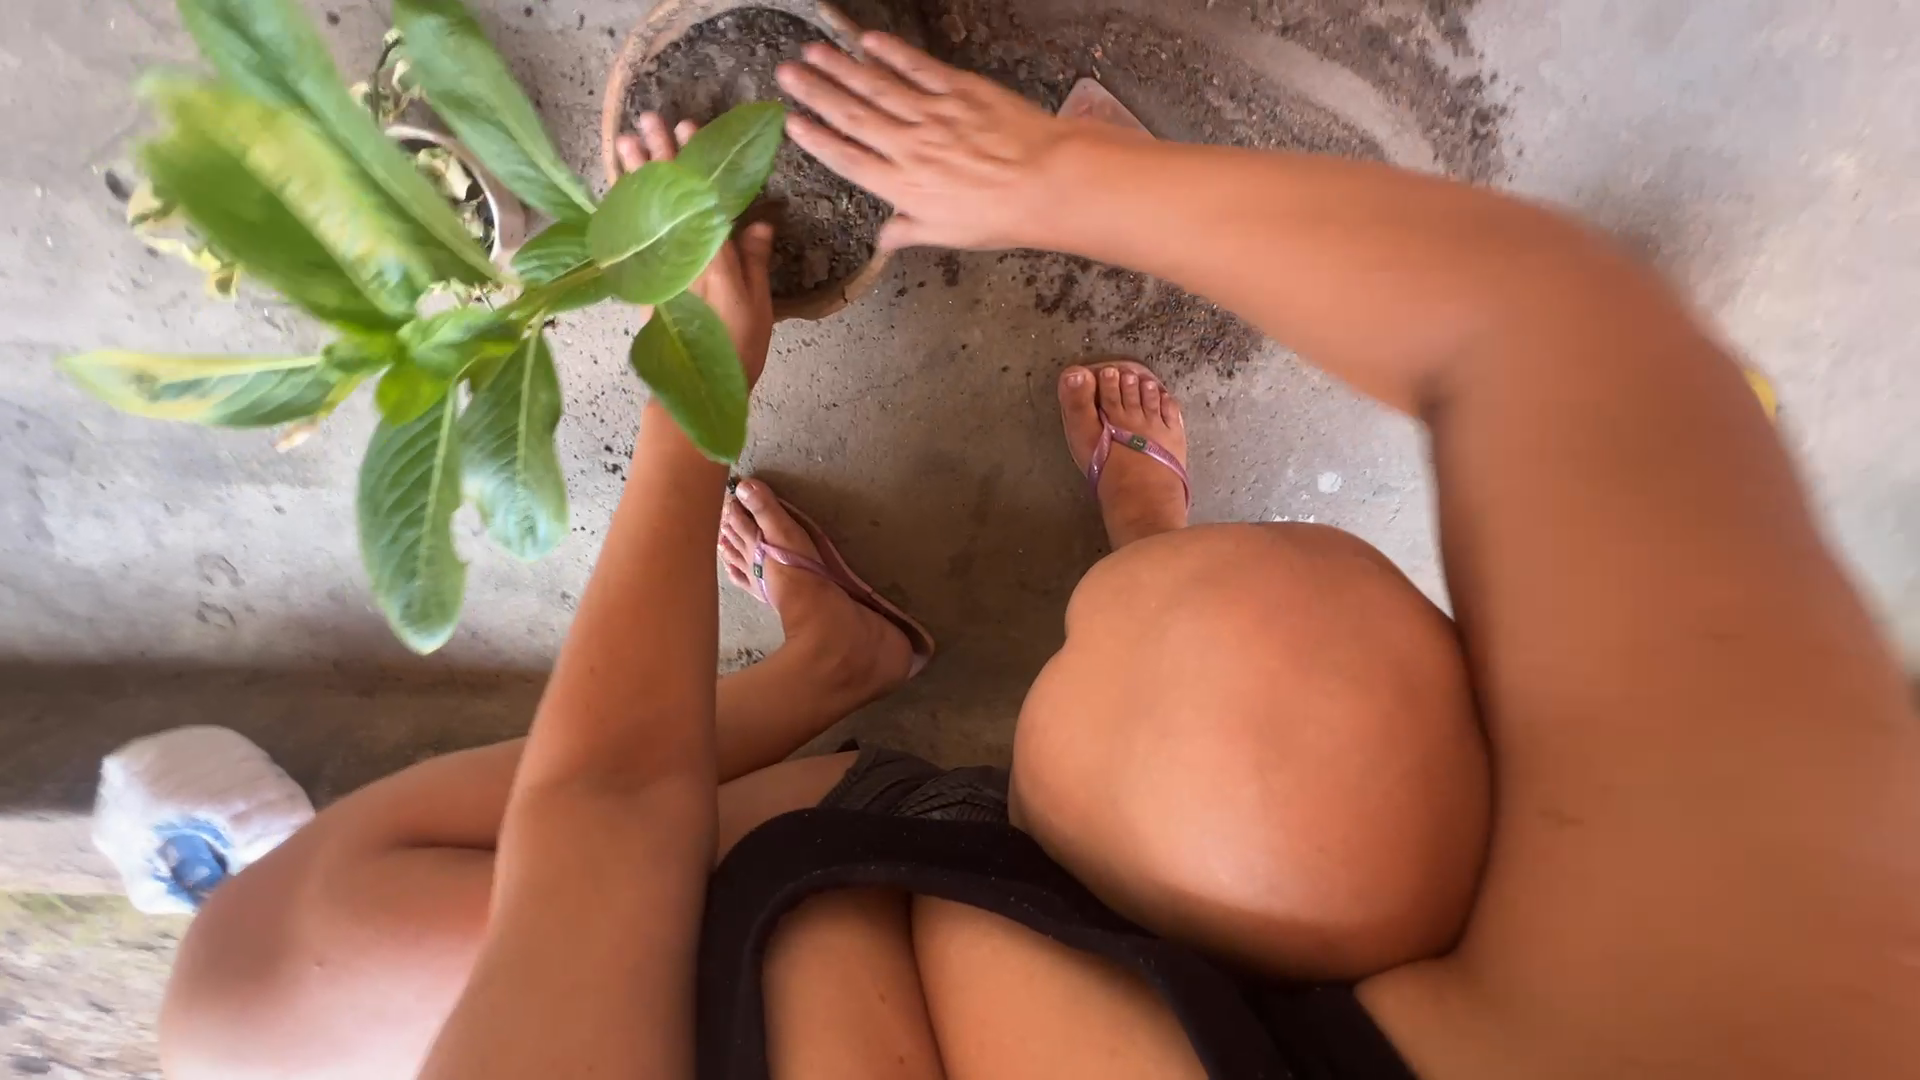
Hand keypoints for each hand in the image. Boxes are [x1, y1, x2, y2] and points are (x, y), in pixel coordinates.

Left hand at [616, 114, 776, 389]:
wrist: (699, 386)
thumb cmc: (739, 347)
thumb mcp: (759, 305)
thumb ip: (754, 261)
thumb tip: (757, 221)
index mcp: (712, 259)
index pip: (700, 199)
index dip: (692, 163)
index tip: (685, 128)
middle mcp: (680, 257)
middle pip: (666, 200)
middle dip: (656, 159)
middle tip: (645, 122)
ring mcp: (660, 268)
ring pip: (644, 216)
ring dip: (632, 178)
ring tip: (622, 144)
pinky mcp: (648, 282)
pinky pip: (635, 240)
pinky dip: (627, 214)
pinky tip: (622, 193)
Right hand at [774, 33, 1079, 250]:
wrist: (1043, 183)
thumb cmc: (998, 217)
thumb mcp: (948, 235)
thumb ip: (911, 230)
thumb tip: (885, 238)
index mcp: (903, 186)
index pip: (849, 160)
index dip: (818, 140)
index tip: (793, 123)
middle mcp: (909, 146)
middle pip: (852, 115)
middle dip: (816, 93)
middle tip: (787, 74)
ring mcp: (931, 113)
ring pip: (876, 86)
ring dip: (841, 66)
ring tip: (813, 52)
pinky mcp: (957, 89)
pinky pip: (916, 66)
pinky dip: (890, 52)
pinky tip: (868, 41)